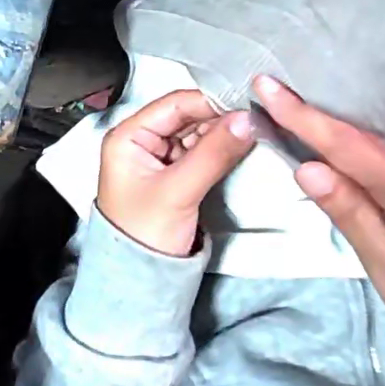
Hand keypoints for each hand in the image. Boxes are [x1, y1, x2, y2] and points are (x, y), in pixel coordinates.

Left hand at [97, 89, 256, 256]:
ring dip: (222, 132)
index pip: (173, 105)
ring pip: (197, 133)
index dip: (209, 102)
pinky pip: (200, 151)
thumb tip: (247, 119)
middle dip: (219, 117)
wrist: (138, 284)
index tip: (245, 104)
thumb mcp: (179, 191)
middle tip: (256, 117)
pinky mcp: (175, 174)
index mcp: (129, 136)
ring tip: (254, 129)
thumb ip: (213, 153)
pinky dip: (219, 148)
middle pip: (187, 116)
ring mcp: (159, 157)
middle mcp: (142, 140)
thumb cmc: (145, 233)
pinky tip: (241, 144)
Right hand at [252, 75, 384, 354]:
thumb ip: (352, 216)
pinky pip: (378, 152)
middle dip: (308, 111)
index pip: (349, 147)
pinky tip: (322, 133)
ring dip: (324, 122)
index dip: (304, 116)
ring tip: (282, 102)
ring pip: (367, 140)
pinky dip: (344, 140)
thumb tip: (306, 168)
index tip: (267, 85)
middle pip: (356, 136)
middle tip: (265, 85)